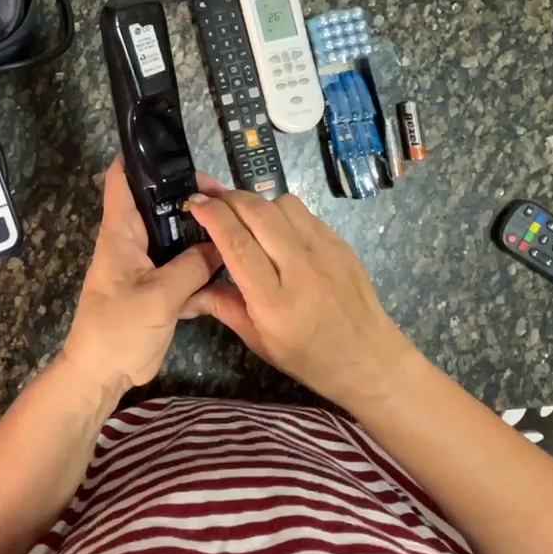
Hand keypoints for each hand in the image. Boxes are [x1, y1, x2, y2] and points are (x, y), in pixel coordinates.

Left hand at [58, 156, 223, 396]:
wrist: (101, 374)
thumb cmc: (118, 328)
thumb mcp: (160, 297)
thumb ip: (193, 267)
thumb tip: (222, 244)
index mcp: (121, 233)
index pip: (121, 180)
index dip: (139, 157)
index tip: (171, 145)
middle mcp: (132, 241)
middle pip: (159, 205)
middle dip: (189, 197)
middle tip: (228, 194)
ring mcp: (145, 264)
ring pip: (175, 236)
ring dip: (199, 233)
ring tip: (236, 224)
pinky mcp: (157, 287)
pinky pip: (182, 266)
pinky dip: (201, 265)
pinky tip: (228, 266)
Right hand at [185, 188, 417, 410]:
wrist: (369, 359)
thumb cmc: (308, 356)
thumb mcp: (258, 340)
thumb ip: (221, 305)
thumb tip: (183, 292)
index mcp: (274, 300)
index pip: (237, 243)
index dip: (213, 216)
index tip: (195, 202)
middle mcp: (300, 268)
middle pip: (257, 213)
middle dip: (228, 198)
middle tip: (208, 195)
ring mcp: (324, 251)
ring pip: (281, 204)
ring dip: (254, 202)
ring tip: (240, 212)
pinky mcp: (339, 242)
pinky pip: (303, 212)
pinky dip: (279, 210)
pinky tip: (272, 225)